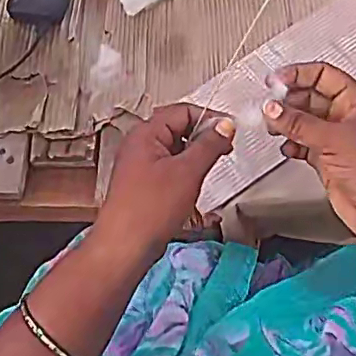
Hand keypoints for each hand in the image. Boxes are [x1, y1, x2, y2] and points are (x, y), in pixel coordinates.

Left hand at [93, 103, 236, 249]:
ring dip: (195, 154)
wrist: (125, 245)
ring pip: (174, 148)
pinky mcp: (143, 183)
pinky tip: (193, 184)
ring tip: (209, 168)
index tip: (229, 130)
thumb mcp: (188, 171)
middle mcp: (139, 144)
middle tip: (224, 148)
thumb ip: (209, 145)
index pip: (182, 111)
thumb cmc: (148, 209)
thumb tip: (223, 126)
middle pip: (177, 127)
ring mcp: (139, 164)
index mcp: (145, 133)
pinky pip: (168, 166)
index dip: (208, 118)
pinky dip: (185, 170)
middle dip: (203, 136)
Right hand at [260, 63, 355, 245]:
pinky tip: (287, 147)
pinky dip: (292, 145)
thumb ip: (299, 122)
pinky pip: (304, 145)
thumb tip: (274, 109)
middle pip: (311, 98)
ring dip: (287, 124)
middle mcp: (348, 119)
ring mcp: (339, 141)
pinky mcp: (330, 162)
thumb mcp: (336, 139)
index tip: (275, 81)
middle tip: (270, 107)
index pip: (323, 76)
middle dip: (288, 101)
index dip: (298, 74)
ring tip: (274, 127)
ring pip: (305, 123)